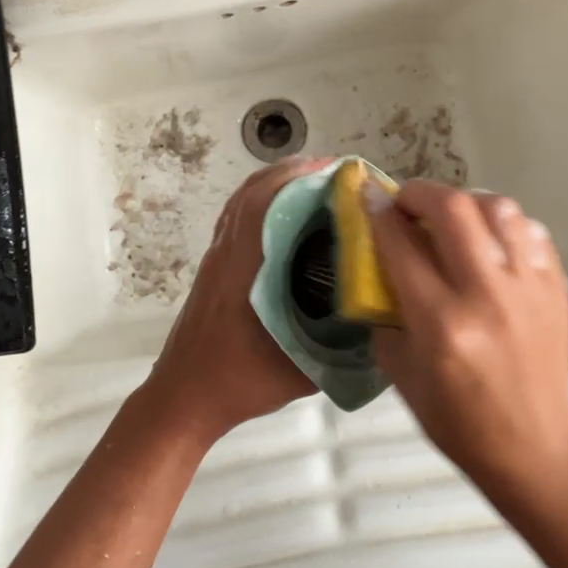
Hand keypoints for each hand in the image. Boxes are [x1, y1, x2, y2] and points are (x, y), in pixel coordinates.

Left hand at [142, 156, 331, 442]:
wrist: (184, 397)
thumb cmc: (239, 383)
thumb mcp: (301, 372)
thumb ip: (343, 350)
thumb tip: (384, 323)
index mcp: (246, 269)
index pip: (267, 204)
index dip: (300, 178)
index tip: (337, 170)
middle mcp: (227, 252)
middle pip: (254, 191)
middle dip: (295, 172)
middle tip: (336, 173)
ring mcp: (216, 257)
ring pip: (242, 200)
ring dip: (276, 182)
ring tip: (316, 182)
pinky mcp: (213, 266)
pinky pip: (237, 215)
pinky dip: (261, 199)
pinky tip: (286, 211)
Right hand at [365, 180, 567, 490]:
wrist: (534, 450)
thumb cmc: (459, 421)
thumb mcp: (402, 375)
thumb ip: (387, 315)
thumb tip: (380, 269)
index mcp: (441, 323)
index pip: (402, 245)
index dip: (378, 212)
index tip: (368, 195)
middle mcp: (486, 296)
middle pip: (452, 209)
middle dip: (420, 193)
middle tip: (406, 202)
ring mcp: (528, 288)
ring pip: (498, 209)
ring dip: (465, 201)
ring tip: (452, 216)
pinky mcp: (556, 289)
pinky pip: (531, 231)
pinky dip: (505, 224)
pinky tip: (490, 238)